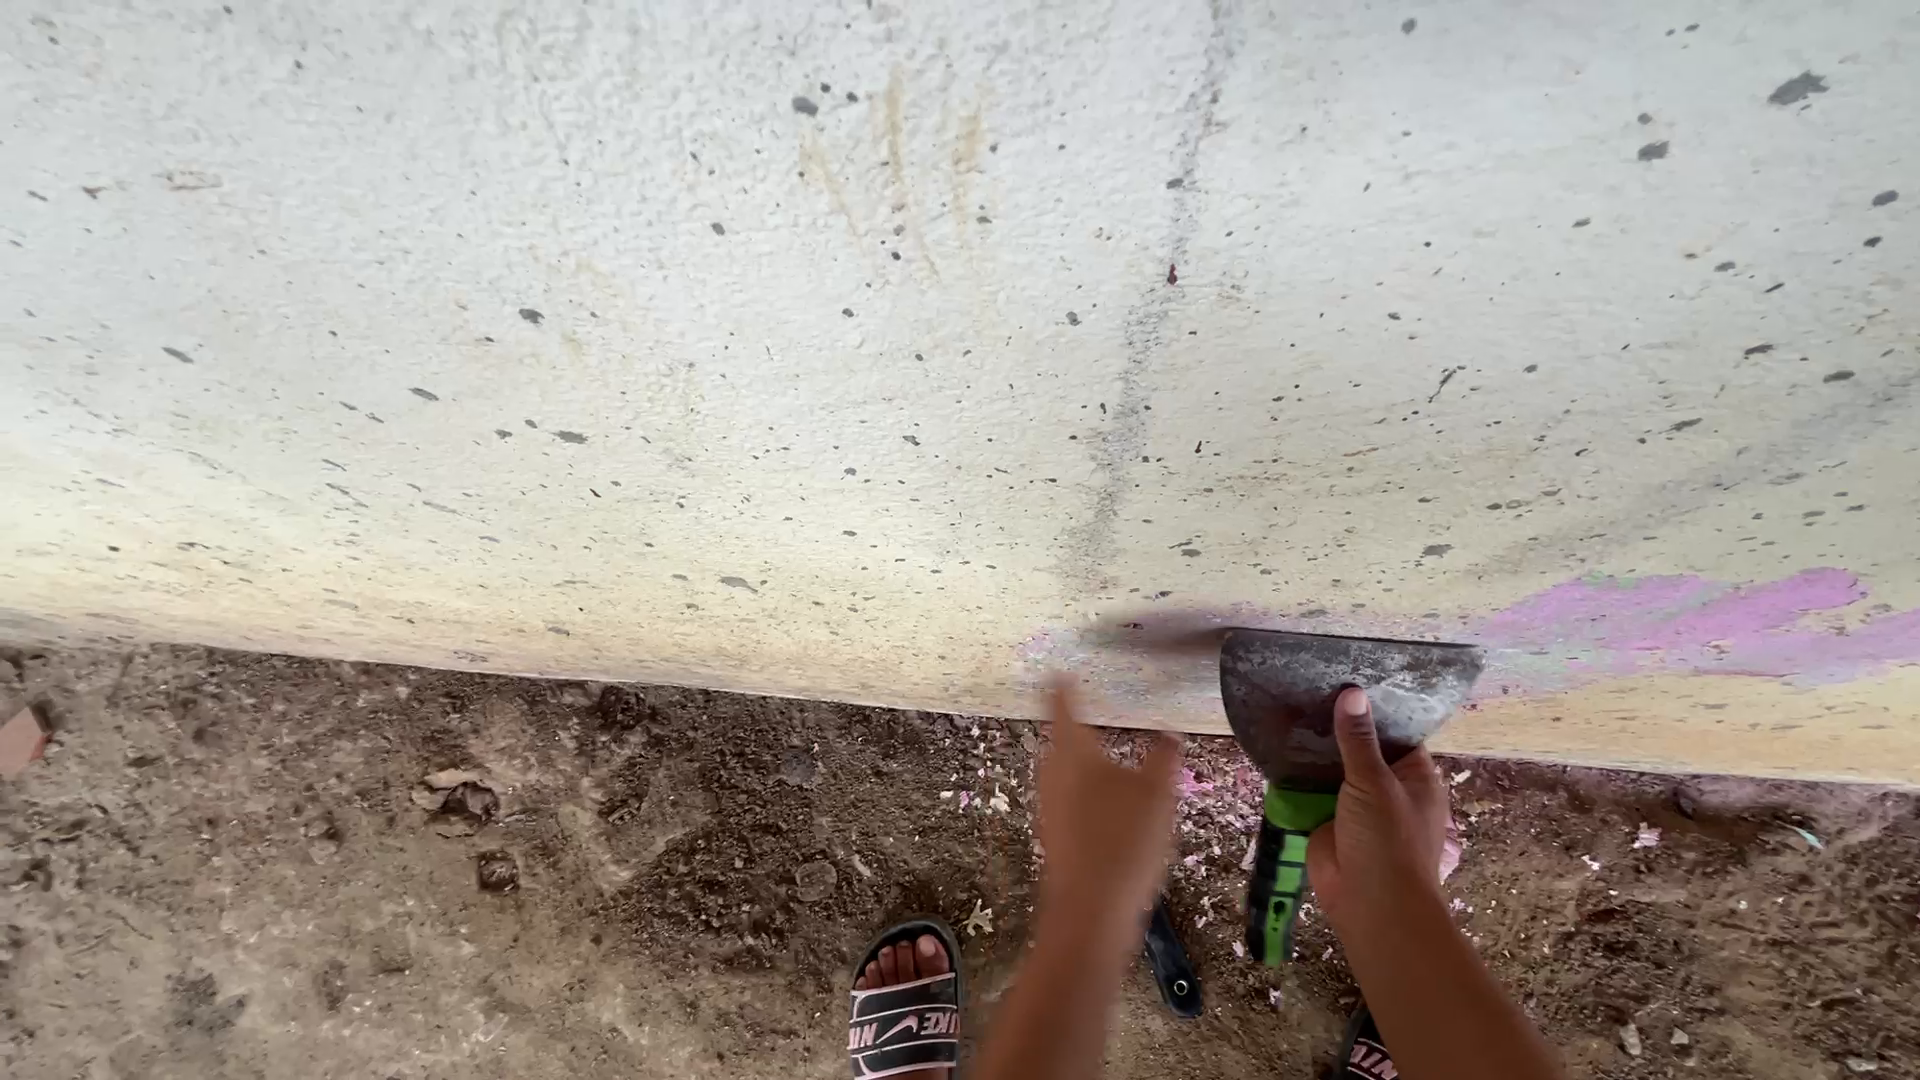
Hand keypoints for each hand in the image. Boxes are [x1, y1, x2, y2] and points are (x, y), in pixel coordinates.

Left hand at [1036, 679, 1182, 946]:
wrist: (1090, 910)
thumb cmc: (1123, 839)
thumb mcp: (1157, 792)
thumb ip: (1164, 756)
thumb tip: (1168, 734)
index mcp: (1071, 749)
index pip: (1061, 703)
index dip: (1062, 684)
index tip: (1060, 670)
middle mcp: (1051, 771)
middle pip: (1059, 738)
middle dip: (1073, 725)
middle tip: (1086, 710)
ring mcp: (1047, 804)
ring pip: (1063, 770)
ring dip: (1082, 762)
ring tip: (1105, 759)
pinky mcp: (1053, 833)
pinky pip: (1068, 799)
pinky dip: (1085, 793)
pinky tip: (1107, 809)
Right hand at [1306, 687, 1450, 935]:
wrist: (1369, 903)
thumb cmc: (1388, 841)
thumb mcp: (1374, 782)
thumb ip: (1358, 739)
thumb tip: (1352, 692)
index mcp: (1415, 777)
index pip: (1395, 733)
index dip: (1373, 709)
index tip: (1345, 678)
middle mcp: (1387, 787)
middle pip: (1360, 748)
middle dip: (1336, 726)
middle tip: (1305, 686)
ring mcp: (1355, 804)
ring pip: (1331, 767)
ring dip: (1313, 749)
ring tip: (1285, 706)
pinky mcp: (1326, 817)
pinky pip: (1310, 787)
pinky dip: (1295, 772)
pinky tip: (1275, 743)